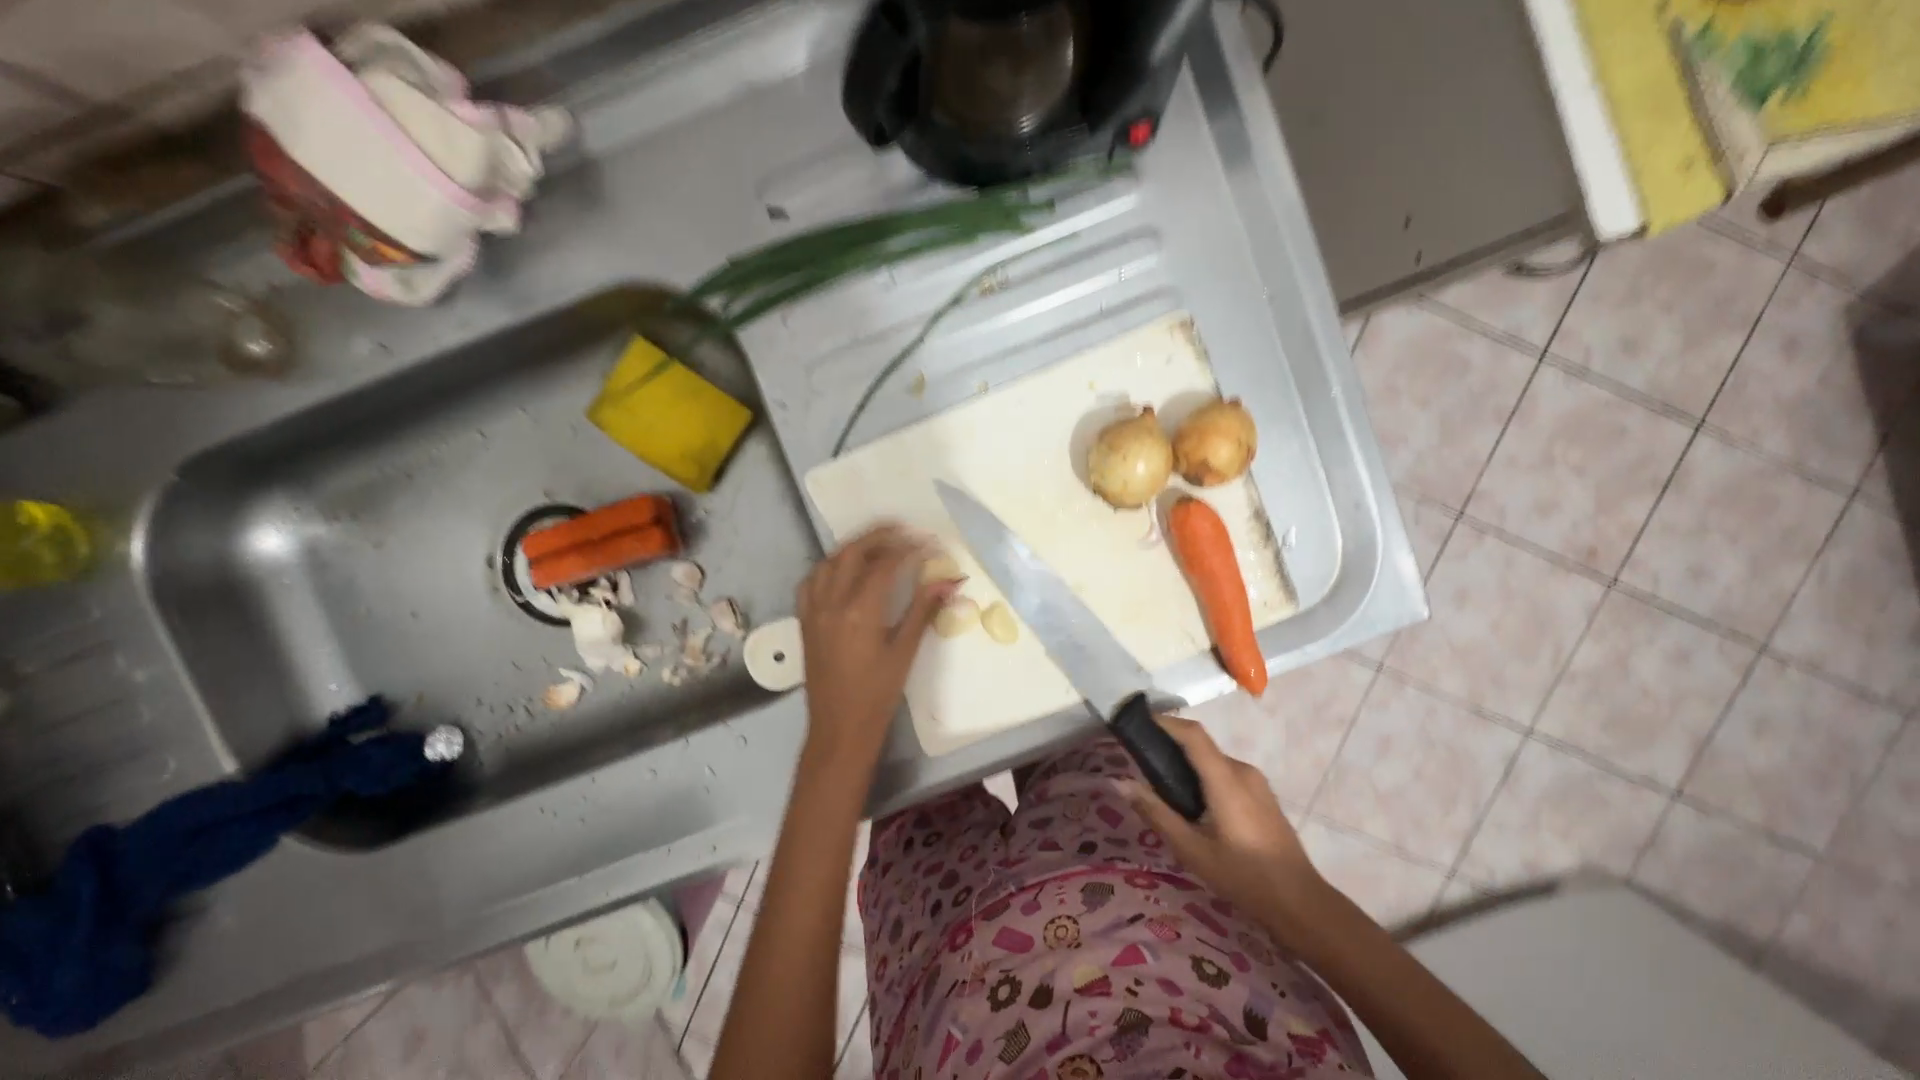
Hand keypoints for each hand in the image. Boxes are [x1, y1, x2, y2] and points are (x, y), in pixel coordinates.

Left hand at [795, 524, 954, 763]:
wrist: (839, 728)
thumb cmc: (877, 695)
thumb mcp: (904, 653)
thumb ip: (922, 612)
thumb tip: (948, 581)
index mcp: (860, 613)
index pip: (886, 565)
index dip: (909, 549)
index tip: (929, 543)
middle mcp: (832, 604)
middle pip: (853, 553)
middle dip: (879, 536)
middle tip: (904, 531)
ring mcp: (813, 611)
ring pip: (829, 563)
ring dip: (853, 547)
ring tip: (877, 543)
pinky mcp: (805, 621)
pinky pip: (811, 582)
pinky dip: (829, 567)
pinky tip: (844, 569)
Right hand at [1123, 715, 1327, 940]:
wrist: (1299, 902)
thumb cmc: (1244, 877)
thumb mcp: (1192, 850)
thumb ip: (1156, 813)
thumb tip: (1119, 783)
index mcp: (1226, 780)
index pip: (1193, 734)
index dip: (1164, 722)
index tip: (1136, 722)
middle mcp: (1243, 772)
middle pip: (1201, 747)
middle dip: (1169, 746)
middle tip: (1137, 762)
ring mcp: (1257, 783)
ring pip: (1213, 762)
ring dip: (1186, 765)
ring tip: (1158, 787)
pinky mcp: (1262, 796)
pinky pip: (1226, 774)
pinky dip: (1202, 778)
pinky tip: (1190, 805)